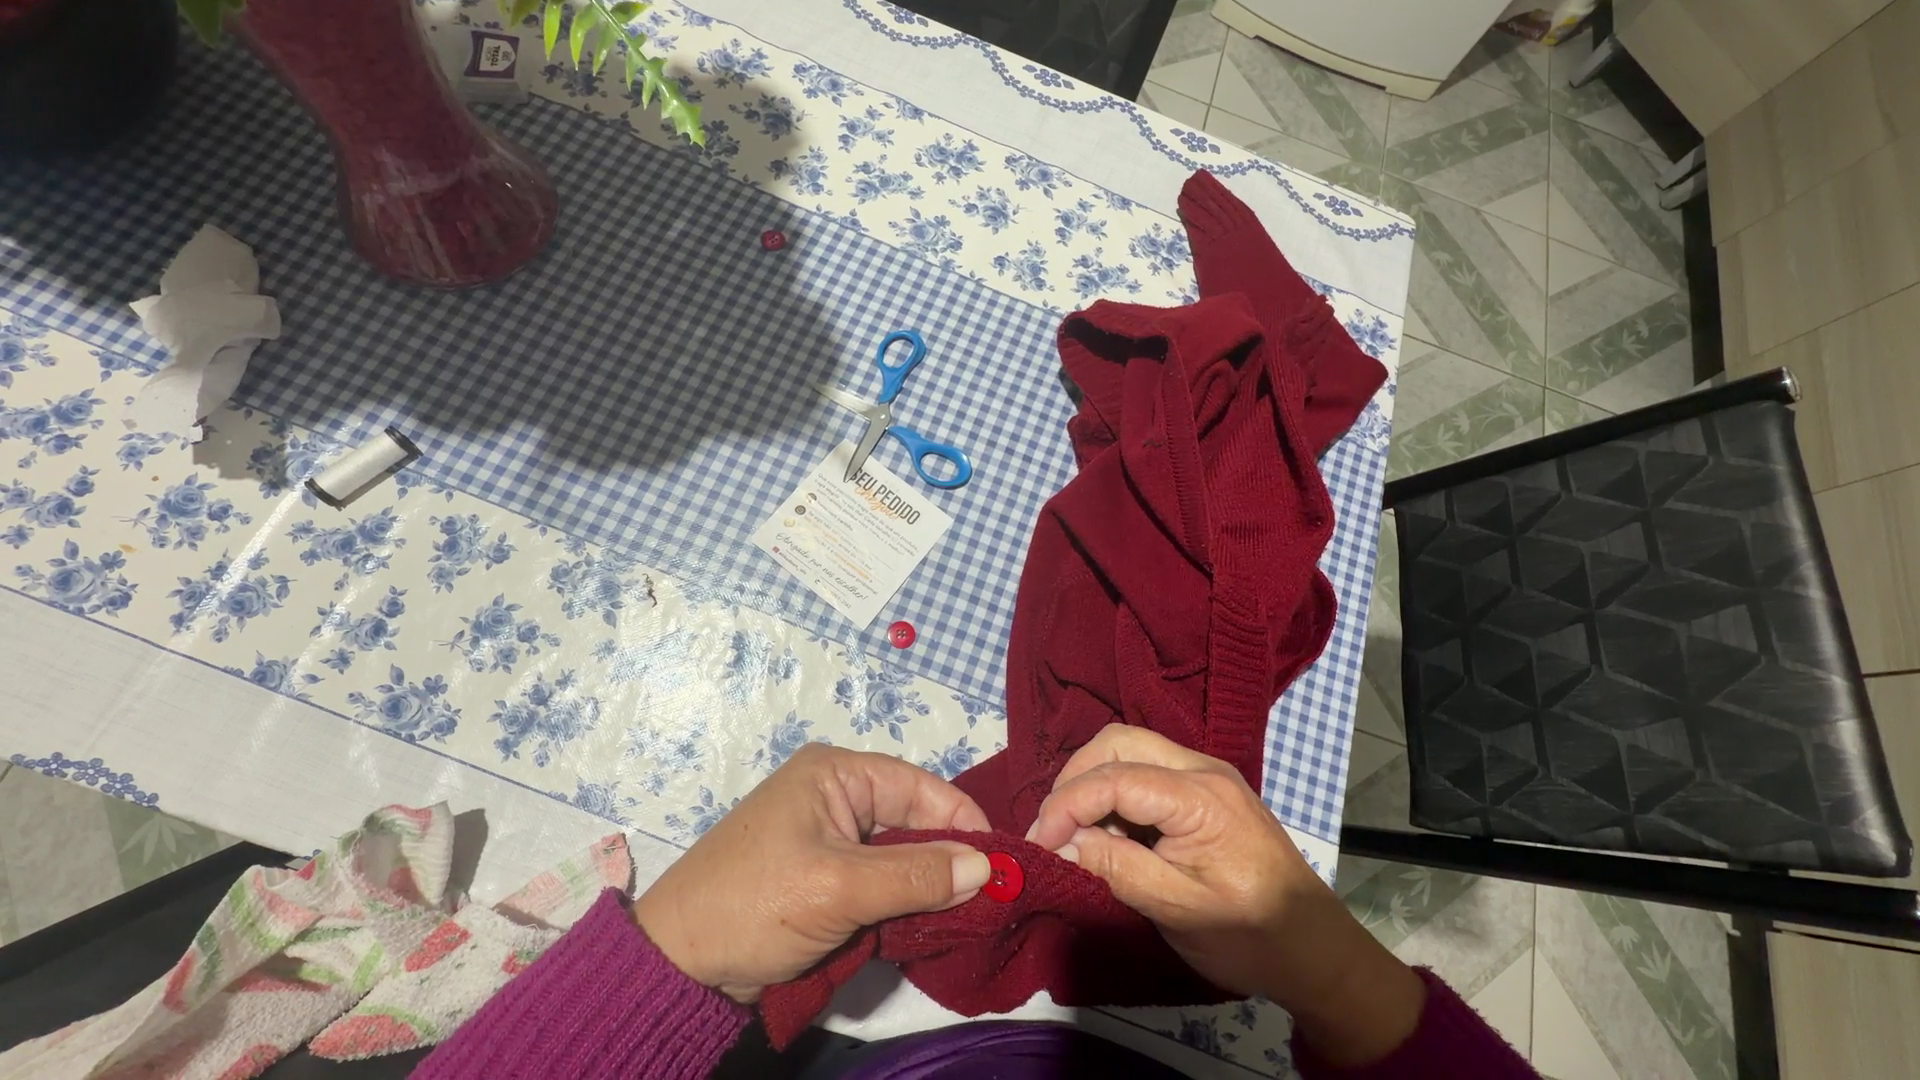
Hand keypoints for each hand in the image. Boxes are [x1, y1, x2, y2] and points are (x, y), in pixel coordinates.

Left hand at [631, 743, 994, 1003]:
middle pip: (912, 818)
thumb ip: (916, 875)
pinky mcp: (825, 872)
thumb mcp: (840, 888)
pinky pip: (879, 877)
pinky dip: (903, 898)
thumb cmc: (755, 904)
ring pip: (899, 852)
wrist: (677, 962)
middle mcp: (836, 793)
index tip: (1003, 860)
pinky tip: (930, 920)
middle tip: (992, 894)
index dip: (963, 820)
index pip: (919, 786)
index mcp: (836, 773)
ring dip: (928, 882)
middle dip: (949, 855)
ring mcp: (830, 835)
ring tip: (969, 911)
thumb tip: (988, 866)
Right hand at [1024, 724, 1425, 1066]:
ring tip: (1074, 830)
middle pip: (1119, 741)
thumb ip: (1117, 868)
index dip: (1066, 805)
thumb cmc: (1251, 935)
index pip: (1114, 778)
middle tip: (1052, 827)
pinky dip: (1114, 790)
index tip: (1039, 843)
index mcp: (1201, 797)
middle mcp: (1202, 769)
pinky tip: (1106, 829)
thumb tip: (1064, 842)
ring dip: (1092, 780)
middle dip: (1075, 777)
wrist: (1315, 949)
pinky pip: (1146, 769)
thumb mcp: (1178, 910)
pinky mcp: (1204, 789)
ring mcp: (1206, 774)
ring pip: (1130, 748)